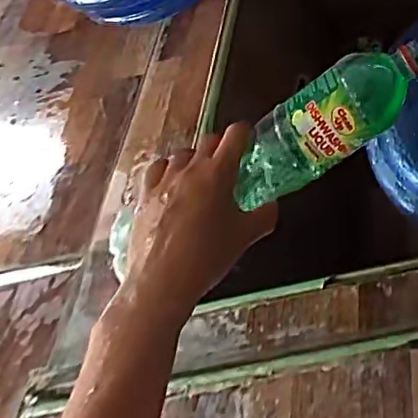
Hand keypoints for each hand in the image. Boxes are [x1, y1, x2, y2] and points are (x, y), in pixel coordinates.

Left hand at [116, 123, 277, 320]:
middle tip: (227, 167)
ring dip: (194, 159)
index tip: (249, 141)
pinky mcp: (144, 196)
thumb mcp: (245, 236)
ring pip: (182, 153)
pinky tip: (170, 184)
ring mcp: (164, 180)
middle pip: (209, 139)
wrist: (161, 285)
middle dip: (221, 147)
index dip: (245, 132)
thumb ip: (265, 215)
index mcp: (219, 172)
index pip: (235, 133)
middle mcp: (191, 168)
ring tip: (198, 178)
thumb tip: (273, 205)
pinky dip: (166, 170)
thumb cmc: (207, 257)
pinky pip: (156, 168)